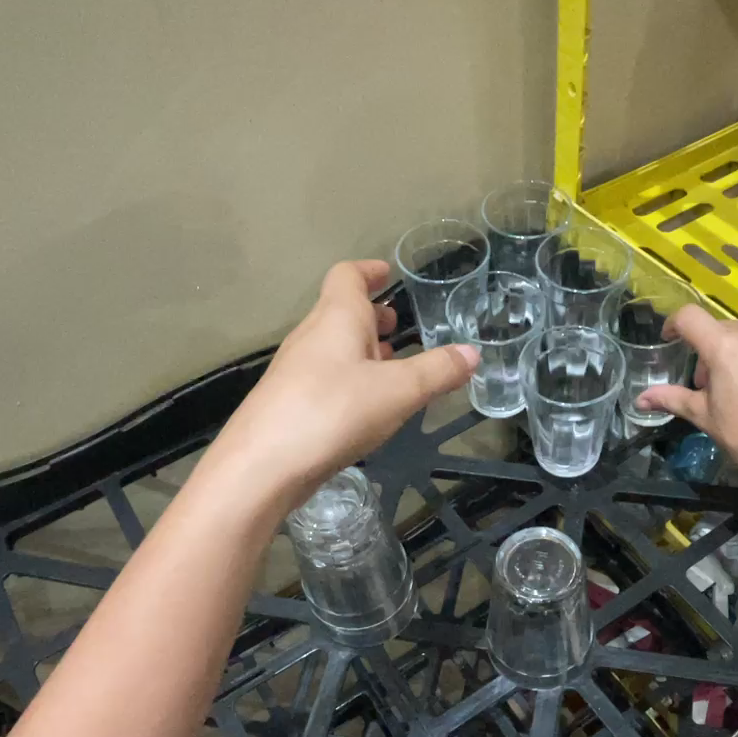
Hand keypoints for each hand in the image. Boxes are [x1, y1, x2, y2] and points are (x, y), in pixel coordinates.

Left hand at [201, 260, 478, 512]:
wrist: (264, 465)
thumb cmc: (333, 412)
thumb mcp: (398, 392)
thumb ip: (437, 371)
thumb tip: (473, 352)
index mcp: (337, 318)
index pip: (348, 275)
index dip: (369, 271)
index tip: (389, 274)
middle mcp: (312, 336)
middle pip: (342, 313)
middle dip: (373, 316)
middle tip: (401, 327)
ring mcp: (297, 371)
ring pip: (335, 349)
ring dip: (363, 351)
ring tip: (393, 367)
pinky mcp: (291, 404)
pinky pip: (328, 378)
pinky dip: (352, 380)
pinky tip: (368, 407)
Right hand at [636, 306, 737, 491]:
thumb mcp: (704, 416)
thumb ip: (671, 399)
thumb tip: (640, 400)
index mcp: (724, 347)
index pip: (689, 317)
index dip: (674, 324)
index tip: (671, 340)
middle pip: (719, 329)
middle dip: (708, 351)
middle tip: (709, 386)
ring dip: (735, 354)